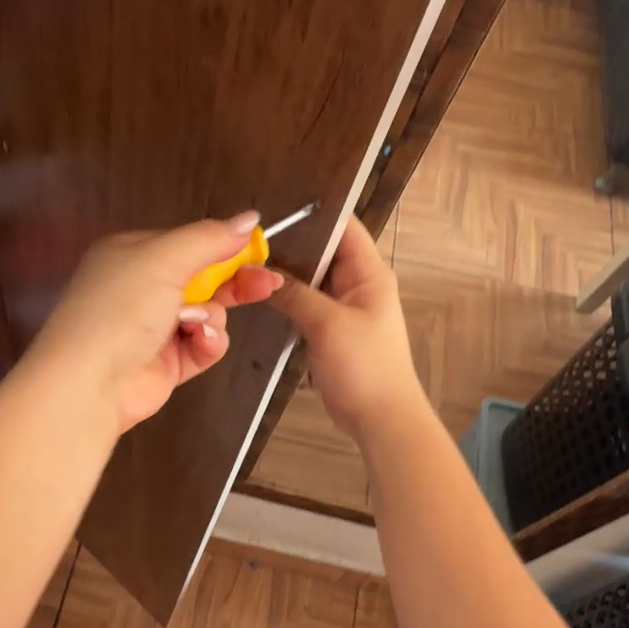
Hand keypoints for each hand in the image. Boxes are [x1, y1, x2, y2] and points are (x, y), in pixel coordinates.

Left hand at [28, 213, 284, 432]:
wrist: (90, 381)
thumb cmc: (120, 308)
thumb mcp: (164, 259)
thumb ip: (210, 238)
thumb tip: (249, 217)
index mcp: (133, 254)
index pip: (188, 244)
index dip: (224, 246)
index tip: (257, 250)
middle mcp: (142, 289)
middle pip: (204, 279)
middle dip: (235, 281)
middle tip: (268, 283)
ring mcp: (156, 328)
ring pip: (209, 314)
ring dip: (212, 317)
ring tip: (197, 325)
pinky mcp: (168, 363)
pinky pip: (204, 345)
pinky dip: (208, 343)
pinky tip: (199, 342)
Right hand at [269, 215, 428, 438]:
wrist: (381, 418)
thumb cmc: (364, 366)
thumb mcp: (327, 325)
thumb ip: (295, 294)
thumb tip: (260, 274)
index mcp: (368, 273)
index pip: (343, 226)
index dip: (313, 213)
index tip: (274, 209)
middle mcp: (358, 284)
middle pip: (323, 252)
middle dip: (290, 245)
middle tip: (248, 239)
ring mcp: (345, 309)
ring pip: (312, 280)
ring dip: (286, 276)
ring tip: (247, 263)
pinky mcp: (332, 332)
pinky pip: (308, 306)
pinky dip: (288, 301)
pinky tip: (261, 297)